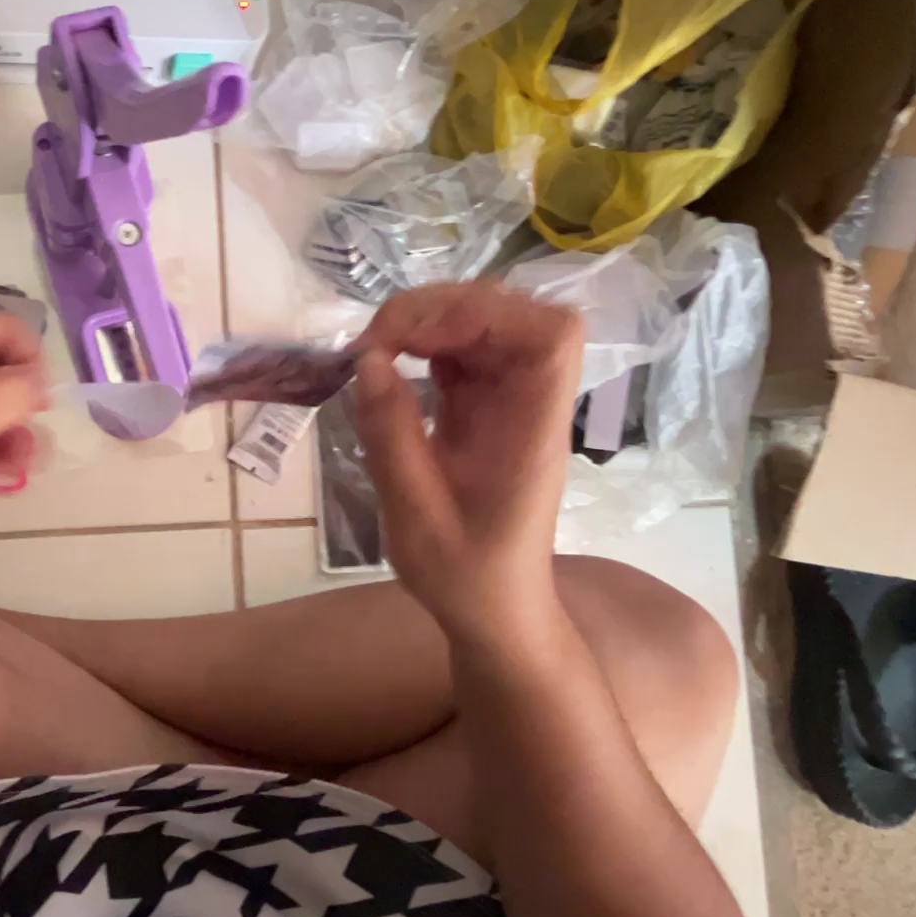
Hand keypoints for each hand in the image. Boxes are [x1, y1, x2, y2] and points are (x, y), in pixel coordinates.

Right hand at [351, 283, 582, 624]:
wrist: (493, 606)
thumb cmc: (463, 574)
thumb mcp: (414, 514)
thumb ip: (392, 436)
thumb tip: (366, 359)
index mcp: (532, 429)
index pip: (549, 336)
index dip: (485, 314)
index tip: (416, 339)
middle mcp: (530, 403)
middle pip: (512, 316)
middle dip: (442, 310)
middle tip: (376, 341)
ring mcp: (508, 402)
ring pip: (483, 327)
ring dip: (428, 323)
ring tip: (374, 348)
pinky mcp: (484, 408)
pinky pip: (462, 354)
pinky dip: (424, 346)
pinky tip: (388, 363)